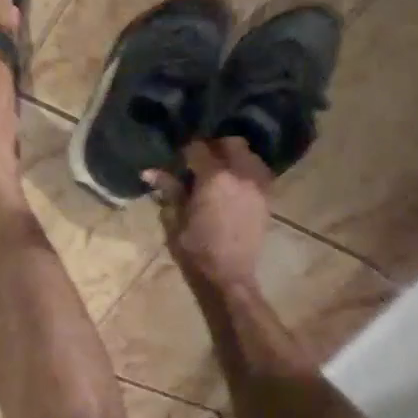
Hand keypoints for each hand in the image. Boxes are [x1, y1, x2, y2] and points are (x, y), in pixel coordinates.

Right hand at [145, 138, 273, 289]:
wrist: (229, 273)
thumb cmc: (196, 248)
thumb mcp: (176, 218)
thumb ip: (169, 189)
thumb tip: (149, 171)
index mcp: (214, 178)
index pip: (198, 148)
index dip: (186, 151)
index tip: (178, 161)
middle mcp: (240, 174)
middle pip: (231, 143)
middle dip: (215, 147)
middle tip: (200, 162)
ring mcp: (258, 185)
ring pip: (249, 155)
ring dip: (234, 157)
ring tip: (220, 172)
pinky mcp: (268, 197)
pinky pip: (259, 171)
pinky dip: (247, 170)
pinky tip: (234, 184)